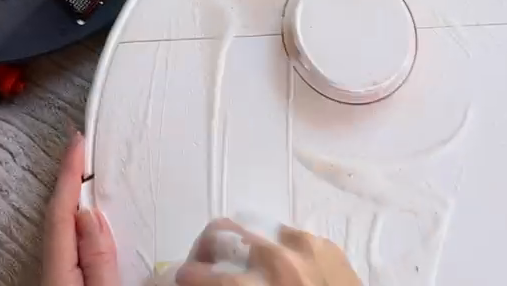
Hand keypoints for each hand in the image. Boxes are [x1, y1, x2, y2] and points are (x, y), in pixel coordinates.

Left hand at [42, 131, 118, 285]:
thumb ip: (98, 259)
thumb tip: (90, 213)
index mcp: (58, 272)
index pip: (62, 211)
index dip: (70, 171)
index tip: (78, 138)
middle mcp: (52, 273)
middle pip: (58, 215)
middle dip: (69, 177)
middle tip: (81, 144)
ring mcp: (56, 280)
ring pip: (63, 229)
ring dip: (73, 196)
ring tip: (85, 171)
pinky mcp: (64, 285)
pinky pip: (70, 242)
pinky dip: (77, 217)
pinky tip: (88, 216)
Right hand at [170, 218, 360, 285]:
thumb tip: (206, 281)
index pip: (207, 275)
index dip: (188, 277)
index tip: (182, 280)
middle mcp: (279, 258)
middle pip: (223, 233)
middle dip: (204, 249)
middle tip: (201, 265)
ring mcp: (305, 245)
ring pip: (254, 226)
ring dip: (239, 244)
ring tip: (237, 262)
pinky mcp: (324, 243)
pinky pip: (287, 234)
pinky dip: (274, 247)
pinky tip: (276, 267)